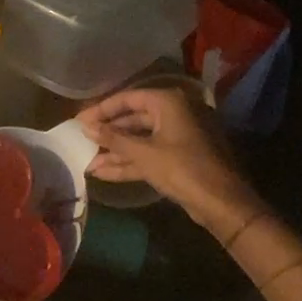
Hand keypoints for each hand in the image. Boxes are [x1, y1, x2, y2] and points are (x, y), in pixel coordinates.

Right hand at [78, 87, 266, 238]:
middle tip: (82, 141)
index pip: (128, 98)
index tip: (80, 121)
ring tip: (88, 163)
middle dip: (107, 134)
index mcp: (169, 103)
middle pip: (133, 119)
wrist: (221, 202)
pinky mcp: (178, 158)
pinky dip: (129, 163)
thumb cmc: (181, 168)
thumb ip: (113, 138)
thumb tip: (86, 128)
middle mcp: (174, 114)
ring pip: (140, 140)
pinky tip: (104, 174)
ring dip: (115, 152)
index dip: (102, 109)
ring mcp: (177, 137)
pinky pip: (148, 155)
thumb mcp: (143, 153)